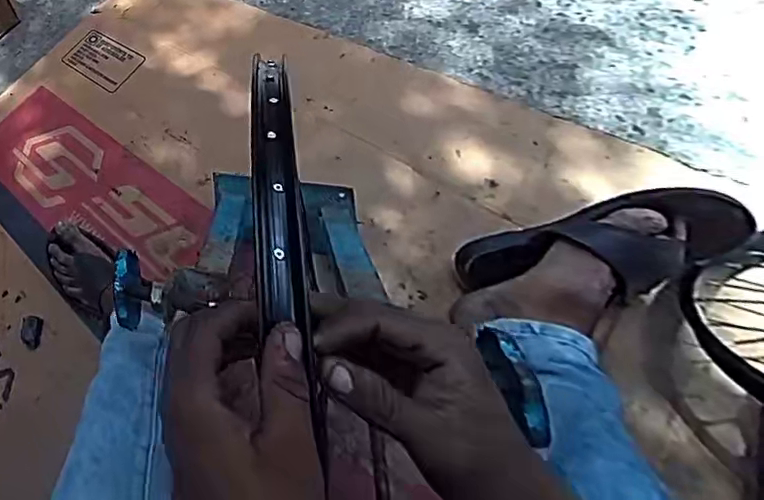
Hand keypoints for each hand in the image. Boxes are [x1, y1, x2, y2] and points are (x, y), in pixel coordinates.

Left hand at [163, 303, 322, 499]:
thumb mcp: (289, 449)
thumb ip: (285, 386)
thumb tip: (285, 331)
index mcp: (189, 391)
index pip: (199, 328)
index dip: (230, 310)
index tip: (266, 306)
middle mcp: (172, 394)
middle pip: (186, 336)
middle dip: (222, 320)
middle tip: (266, 322)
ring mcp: (174, 412)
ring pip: (187, 356)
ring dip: (219, 341)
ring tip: (265, 343)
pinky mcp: (184, 429)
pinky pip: (193, 379)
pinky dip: (218, 365)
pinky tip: (252, 375)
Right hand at [313, 299, 575, 499]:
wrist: (512, 497)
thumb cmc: (478, 465)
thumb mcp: (427, 435)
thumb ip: (375, 398)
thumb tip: (323, 366)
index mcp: (440, 341)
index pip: (373, 317)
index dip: (335, 326)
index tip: (305, 343)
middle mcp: (426, 334)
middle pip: (362, 314)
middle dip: (323, 320)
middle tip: (283, 326)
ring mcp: (415, 348)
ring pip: (357, 327)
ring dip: (326, 333)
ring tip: (292, 339)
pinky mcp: (404, 364)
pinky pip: (362, 346)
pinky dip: (337, 350)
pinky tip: (315, 356)